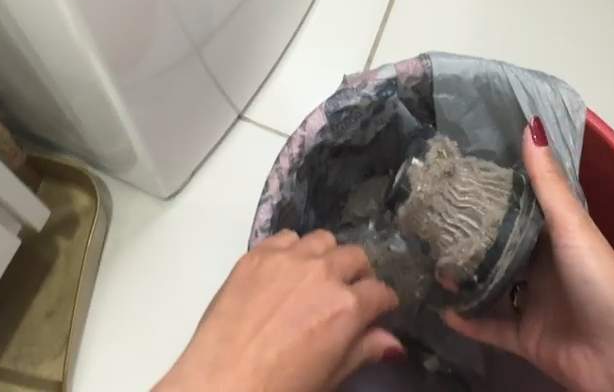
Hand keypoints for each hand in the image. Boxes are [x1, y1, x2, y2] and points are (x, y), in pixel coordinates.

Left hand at [157, 229, 402, 391]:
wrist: (220, 384)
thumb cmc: (278, 390)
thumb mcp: (328, 378)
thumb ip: (362, 351)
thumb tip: (392, 343)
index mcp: (346, 306)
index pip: (380, 292)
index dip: (384, 303)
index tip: (381, 310)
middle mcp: (322, 271)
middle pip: (356, 257)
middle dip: (360, 275)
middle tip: (351, 293)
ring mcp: (288, 257)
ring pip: (323, 239)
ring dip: (327, 256)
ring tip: (318, 277)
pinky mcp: (257, 253)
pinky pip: (286, 237)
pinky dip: (293, 249)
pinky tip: (286, 271)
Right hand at [444, 119, 613, 391]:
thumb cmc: (601, 283)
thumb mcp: (572, 226)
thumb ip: (547, 181)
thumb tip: (530, 123)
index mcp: (556, 234)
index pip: (519, 205)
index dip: (491, 189)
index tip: (455, 173)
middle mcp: (543, 264)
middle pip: (500, 244)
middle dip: (469, 233)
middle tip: (430, 217)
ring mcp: (534, 302)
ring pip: (491, 283)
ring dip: (463, 275)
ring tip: (428, 259)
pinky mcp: (526, 337)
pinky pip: (490, 325)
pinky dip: (467, 319)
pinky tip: (440, 307)